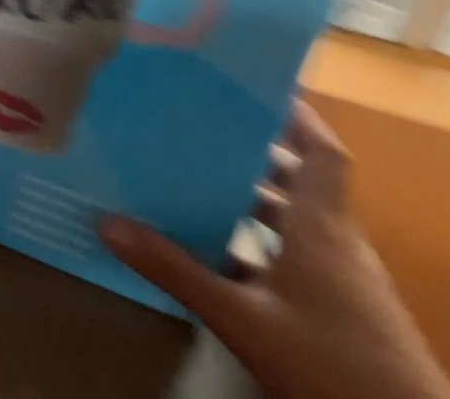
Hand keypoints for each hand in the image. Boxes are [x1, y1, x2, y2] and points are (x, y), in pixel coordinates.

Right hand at [98, 102, 449, 398]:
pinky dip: (258, 242)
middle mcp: (337, 244)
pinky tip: (216, 250)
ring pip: (296, 220)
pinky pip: (296, 254)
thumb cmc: (329, 362)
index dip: (298, 118)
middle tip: (197, 128)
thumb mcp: (241, 318)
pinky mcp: (341, 308)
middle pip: (301, 182)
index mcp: (321, 230)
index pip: (323, 155)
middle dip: (252, 154)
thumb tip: (105, 221)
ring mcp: (344, 278)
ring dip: (251, 198)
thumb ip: (174, 270)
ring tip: (194, 179)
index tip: (257, 87)